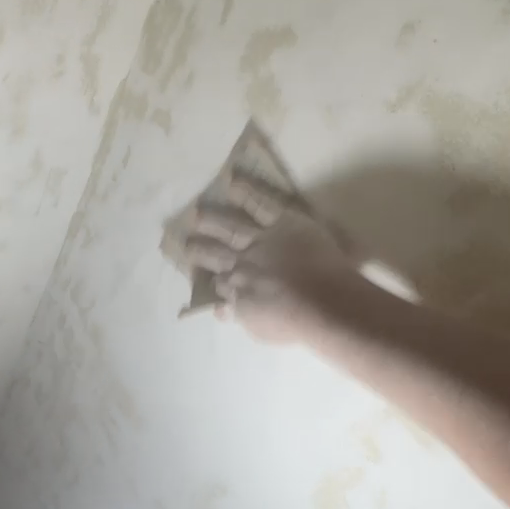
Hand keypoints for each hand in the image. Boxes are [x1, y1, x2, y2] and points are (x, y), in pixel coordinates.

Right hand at [182, 173, 371, 344]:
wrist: (324, 304)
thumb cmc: (294, 324)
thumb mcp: (257, 328)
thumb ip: (238, 315)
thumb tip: (219, 309)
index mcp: (236, 290)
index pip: (217, 283)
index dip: (211, 280)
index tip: (204, 277)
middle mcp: (241, 263)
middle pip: (215, 253)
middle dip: (199, 248)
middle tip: (185, 241)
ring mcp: (260, 240)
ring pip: (230, 226)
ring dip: (212, 219)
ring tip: (197, 212)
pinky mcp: (282, 222)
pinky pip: (262, 203)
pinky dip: (247, 190)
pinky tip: (233, 180)